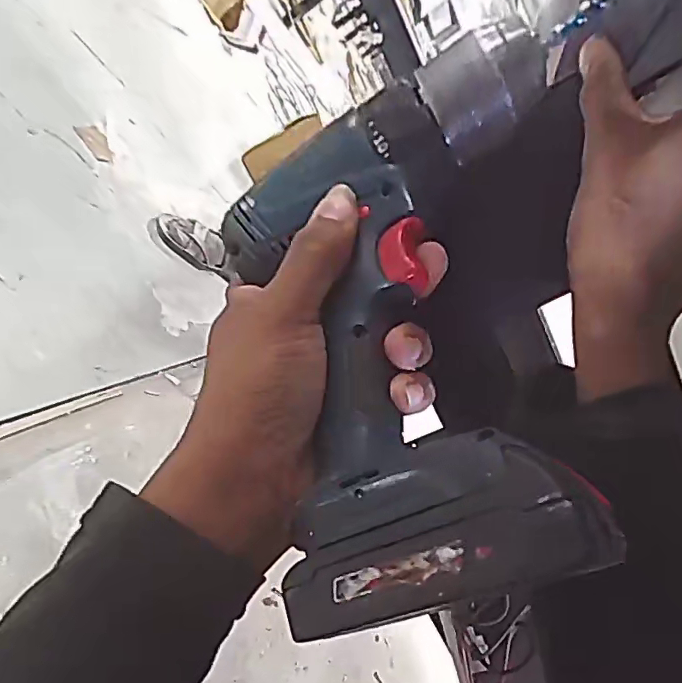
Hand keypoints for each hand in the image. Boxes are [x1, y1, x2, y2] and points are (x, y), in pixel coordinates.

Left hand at [142, 184, 448, 567]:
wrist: (259, 484)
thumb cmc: (254, 394)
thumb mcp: (280, 313)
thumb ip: (314, 257)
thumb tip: (338, 198)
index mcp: (277, 299)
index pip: (329, 253)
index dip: (367, 240)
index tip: (403, 228)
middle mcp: (310, 331)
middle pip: (372, 294)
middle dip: (401, 291)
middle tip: (427, 275)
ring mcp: (338, 371)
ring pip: (393, 339)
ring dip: (408, 345)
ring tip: (401, 358)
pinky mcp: (361, 408)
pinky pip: (398, 384)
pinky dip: (407, 388)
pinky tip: (403, 397)